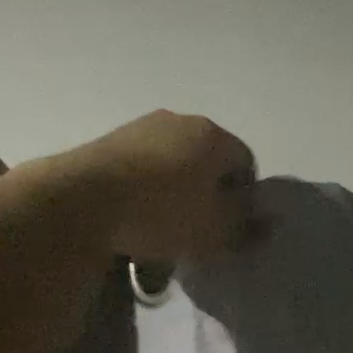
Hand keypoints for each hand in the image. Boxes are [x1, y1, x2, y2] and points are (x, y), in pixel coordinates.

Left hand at [56, 110, 264, 259]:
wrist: (85, 200)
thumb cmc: (164, 212)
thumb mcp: (215, 231)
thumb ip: (245, 228)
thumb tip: (267, 224)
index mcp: (214, 135)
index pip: (245, 162)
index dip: (243, 198)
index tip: (229, 227)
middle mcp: (180, 121)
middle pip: (206, 161)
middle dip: (206, 195)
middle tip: (197, 231)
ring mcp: (141, 127)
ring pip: (171, 165)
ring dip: (174, 193)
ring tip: (162, 229)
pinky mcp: (108, 142)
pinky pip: (140, 169)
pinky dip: (144, 192)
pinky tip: (133, 219)